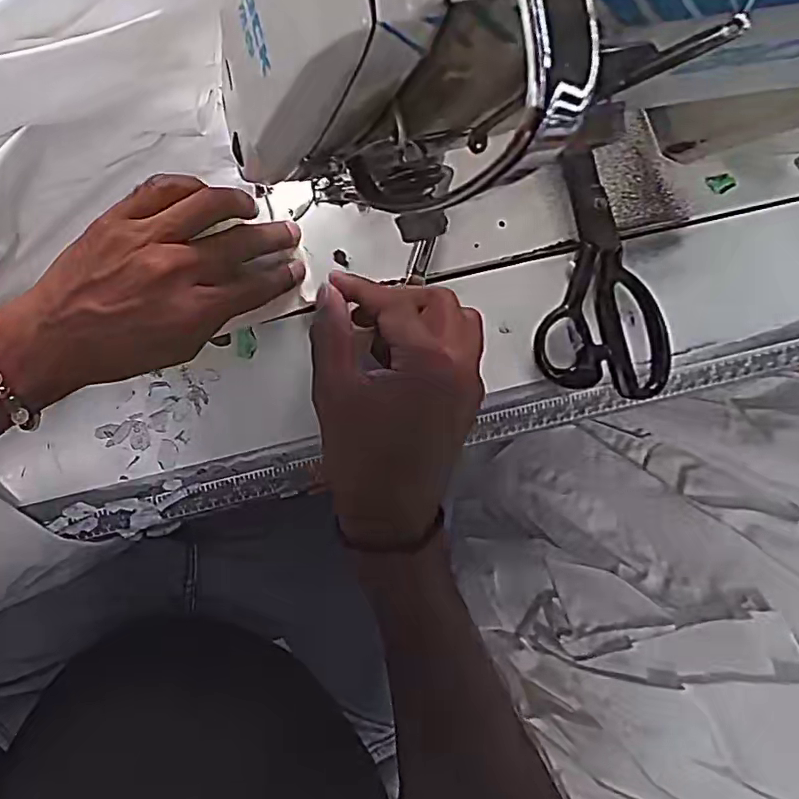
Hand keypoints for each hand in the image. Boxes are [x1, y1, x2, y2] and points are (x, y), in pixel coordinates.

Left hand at [0, 175, 301, 407]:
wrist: (53, 337)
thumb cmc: (104, 350)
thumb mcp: (173, 351)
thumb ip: (210, 323)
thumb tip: (232, 302)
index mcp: (191, 308)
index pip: (253, 285)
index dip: (279, 276)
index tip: (288, 269)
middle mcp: (173, 268)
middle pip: (241, 242)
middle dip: (273, 238)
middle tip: (284, 234)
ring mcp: (146, 238)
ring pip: (208, 204)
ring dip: (238, 203)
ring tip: (248, 206)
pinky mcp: (119, 220)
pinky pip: (161, 189)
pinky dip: (187, 186)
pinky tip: (199, 191)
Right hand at [310, 271, 485, 548]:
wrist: (388, 511)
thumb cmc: (363, 461)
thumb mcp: (334, 389)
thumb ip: (332, 334)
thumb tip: (331, 299)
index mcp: (430, 362)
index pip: (396, 304)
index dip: (361, 290)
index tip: (338, 286)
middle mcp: (459, 368)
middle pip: (436, 302)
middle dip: (394, 298)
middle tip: (357, 308)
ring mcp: (467, 384)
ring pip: (456, 321)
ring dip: (419, 314)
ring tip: (378, 329)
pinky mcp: (465, 398)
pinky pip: (459, 347)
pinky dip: (432, 336)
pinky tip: (394, 354)